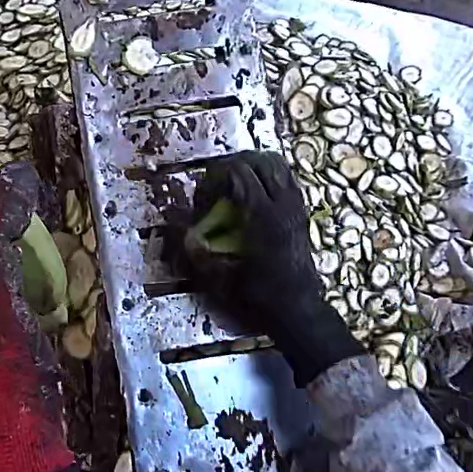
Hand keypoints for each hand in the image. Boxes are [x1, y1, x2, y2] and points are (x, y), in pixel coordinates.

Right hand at [179, 151, 364, 384]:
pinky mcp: (301, 212)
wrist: (296, 310)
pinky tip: (251, 195)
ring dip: (252, 167)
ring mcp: (296, 206)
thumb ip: (192, 246)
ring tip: (232, 184)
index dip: (214, 176)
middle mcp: (283, 204)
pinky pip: (285, 178)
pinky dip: (267, 177)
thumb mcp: (216, 276)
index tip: (202, 194)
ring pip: (277, 165)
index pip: (238, 171)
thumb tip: (171, 218)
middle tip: (214, 183)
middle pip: (260, 160)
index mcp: (262, 216)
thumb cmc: (255, 295)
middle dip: (232, 164)